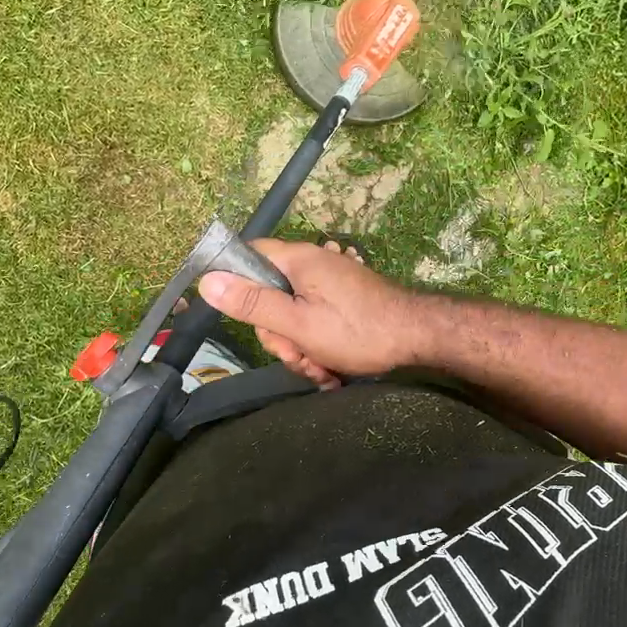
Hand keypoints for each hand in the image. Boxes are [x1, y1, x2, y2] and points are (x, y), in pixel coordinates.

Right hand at [198, 238, 431, 385]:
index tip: (249, 317)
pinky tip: (333, 370)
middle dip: (281, 336)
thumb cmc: (358, 329)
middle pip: (271, 297)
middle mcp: (314, 265)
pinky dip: (321, 349)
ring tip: (323, 369)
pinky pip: (317, 323)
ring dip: (303, 350)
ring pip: (294, 318)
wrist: (419, 337)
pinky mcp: (344, 303)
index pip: (250, 256)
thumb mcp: (299, 323)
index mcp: (299, 260)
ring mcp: (331, 285)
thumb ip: (254, 304)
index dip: (238, 285)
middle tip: (300, 355)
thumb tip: (207, 280)